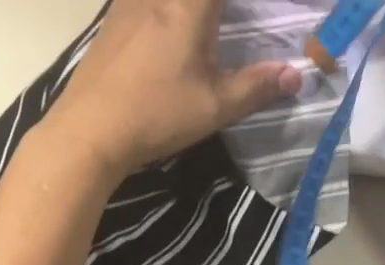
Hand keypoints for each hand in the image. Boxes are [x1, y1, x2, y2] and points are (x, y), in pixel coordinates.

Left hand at [42, 0, 303, 177]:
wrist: (87, 132)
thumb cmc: (155, 115)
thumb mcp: (213, 107)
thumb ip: (256, 87)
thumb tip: (296, 75)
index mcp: (190, 1)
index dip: (247, 3)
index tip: (262, 10)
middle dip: (217, 7)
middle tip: (233, 20)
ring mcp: (129, 1)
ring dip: (194, 9)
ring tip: (210, 25)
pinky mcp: (112, 19)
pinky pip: (146, 2)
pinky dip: (167, 10)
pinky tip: (170, 30)